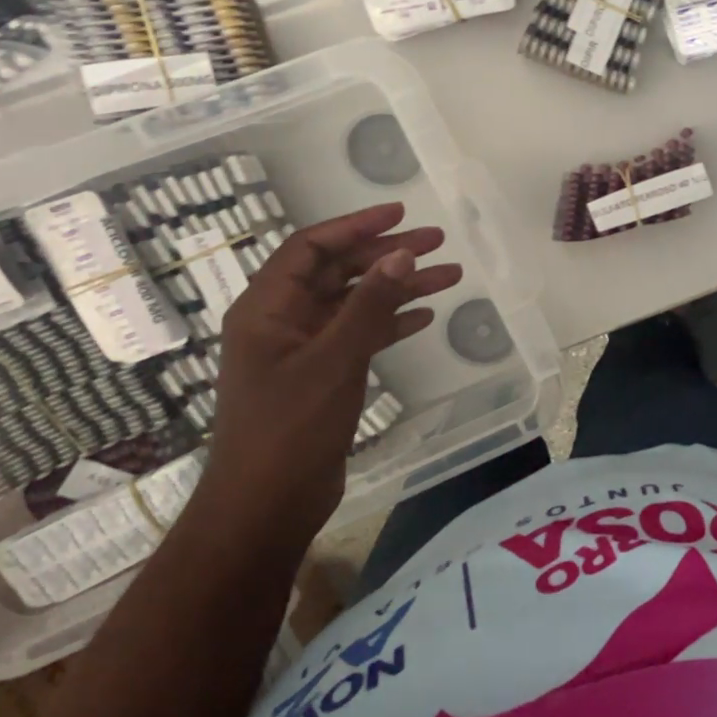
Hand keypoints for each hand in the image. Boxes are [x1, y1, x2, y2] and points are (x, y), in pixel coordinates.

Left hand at [204, 204, 462, 536]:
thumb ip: (368, 306)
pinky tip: (425, 317)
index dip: (354, 226)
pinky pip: (360, 335)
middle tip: (437, 243)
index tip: (400, 212)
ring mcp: (302, 351)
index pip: (309, 248)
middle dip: (386, 255)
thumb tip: (401, 256)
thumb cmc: (289, 428)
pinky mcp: (322, 377)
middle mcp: (282, 322)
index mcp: (266, 309)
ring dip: (398, 288)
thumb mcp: (333, 360)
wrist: (266, 503)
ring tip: (450, 276)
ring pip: (355, 303)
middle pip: (337, 272)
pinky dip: (391, 323)